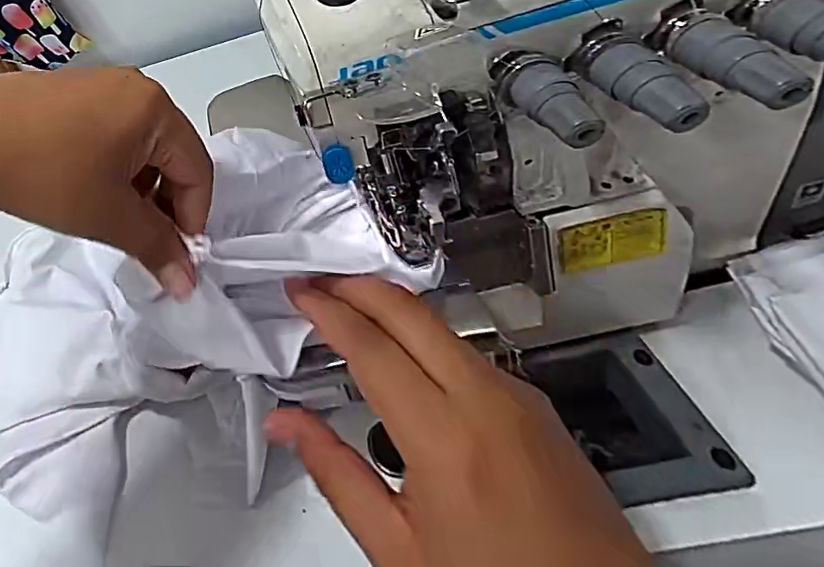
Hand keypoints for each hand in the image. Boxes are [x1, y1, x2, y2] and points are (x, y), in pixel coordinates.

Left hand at [0, 68, 213, 297]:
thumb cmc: (40, 171)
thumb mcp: (106, 216)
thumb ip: (156, 247)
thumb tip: (186, 281)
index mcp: (154, 107)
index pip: (198, 170)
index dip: (191, 220)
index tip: (172, 258)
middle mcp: (134, 86)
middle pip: (171, 154)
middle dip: (162, 203)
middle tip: (139, 240)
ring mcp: (101, 84)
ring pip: (141, 144)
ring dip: (137, 186)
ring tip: (106, 215)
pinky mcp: (73, 90)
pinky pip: (112, 130)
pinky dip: (112, 165)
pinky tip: (83, 186)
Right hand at [265, 276, 650, 566]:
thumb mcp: (400, 551)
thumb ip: (335, 474)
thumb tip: (288, 425)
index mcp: (446, 440)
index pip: (370, 346)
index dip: (326, 310)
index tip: (300, 294)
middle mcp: (487, 402)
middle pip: (406, 310)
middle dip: (353, 285)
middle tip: (318, 283)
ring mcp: (517, 397)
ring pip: (437, 321)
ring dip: (387, 304)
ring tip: (350, 310)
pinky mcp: (535, 403)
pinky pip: (466, 346)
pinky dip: (423, 331)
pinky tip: (403, 351)